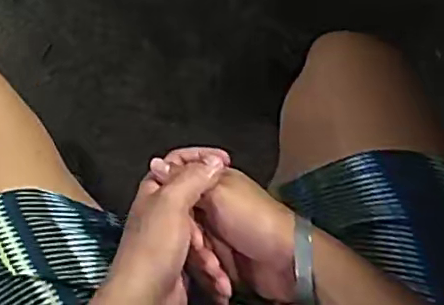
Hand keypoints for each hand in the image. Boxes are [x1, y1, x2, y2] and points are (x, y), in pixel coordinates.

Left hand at [95, 149, 228, 304]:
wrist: (147, 293)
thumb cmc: (156, 244)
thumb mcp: (173, 204)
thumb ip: (191, 180)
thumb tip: (210, 159)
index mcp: (155, 187)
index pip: (179, 162)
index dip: (201, 157)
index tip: (226, 160)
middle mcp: (161, 207)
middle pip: (196, 202)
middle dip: (214, 220)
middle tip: (225, 233)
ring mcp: (170, 236)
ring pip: (204, 235)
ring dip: (215, 254)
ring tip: (215, 270)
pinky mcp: (179, 261)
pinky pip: (203, 260)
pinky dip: (213, 272)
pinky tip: (218, 284)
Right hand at [152, 153, 298, 303]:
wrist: (289, 263)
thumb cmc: (251, 219)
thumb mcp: (217, 193)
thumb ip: (186, 179)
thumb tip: (155, 163)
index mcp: (211, 180)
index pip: (178, 175)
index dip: (170, 188)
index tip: (166, 202)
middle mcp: (210, 203)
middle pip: (181, 212)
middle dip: (186, 233)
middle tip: (198, 246)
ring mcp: (217, 231)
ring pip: (190, 239)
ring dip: (200, 257)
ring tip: (215, 270)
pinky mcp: (223, 256)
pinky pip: (203, 260)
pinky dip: (210, 272)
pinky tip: (219, 281)